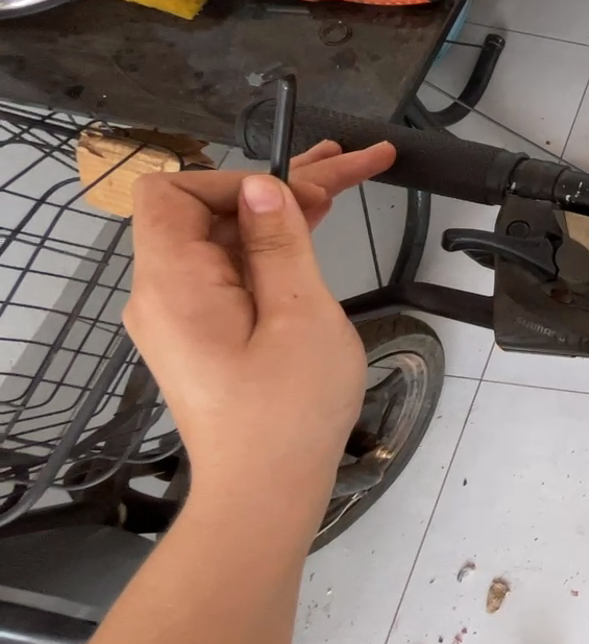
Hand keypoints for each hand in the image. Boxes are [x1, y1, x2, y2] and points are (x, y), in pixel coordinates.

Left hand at [124, 141, 396, 504]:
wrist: (269, 482)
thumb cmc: (290, 403)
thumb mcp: (300, 317)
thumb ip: (280, 248)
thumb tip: (262, 187)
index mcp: (177, 285)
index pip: (175, 195)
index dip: (239, 180)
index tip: (303, 198)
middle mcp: (167, 291)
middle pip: (212, 212)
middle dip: (284, 181)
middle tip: (365, 161)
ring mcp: (187, 312)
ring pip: (230, 238)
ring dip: (288, 208)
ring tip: (353, 175)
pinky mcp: (211, 329)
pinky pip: (236, 269)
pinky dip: (278, 243)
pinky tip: (318, 225)